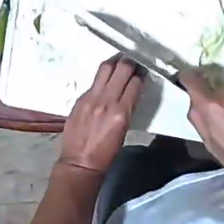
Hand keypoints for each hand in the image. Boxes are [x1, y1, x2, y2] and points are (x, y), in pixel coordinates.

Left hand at [58, 58, 142, 173]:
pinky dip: (103, 77)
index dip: (141, 74)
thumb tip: (131, 91)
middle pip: (121, 69)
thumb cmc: (106, 152)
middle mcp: (106, 101)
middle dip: (129, 62)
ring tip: (120, 61)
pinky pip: (94, 82)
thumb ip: (127, 107)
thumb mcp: (124, 129)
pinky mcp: (80, 99)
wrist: (80, 162)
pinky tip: (106, 78)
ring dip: (115, 62)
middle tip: (133, 61)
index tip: (143, 70)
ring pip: (105, 69)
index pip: (135, 83)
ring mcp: (91, 98)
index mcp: (121, 112)